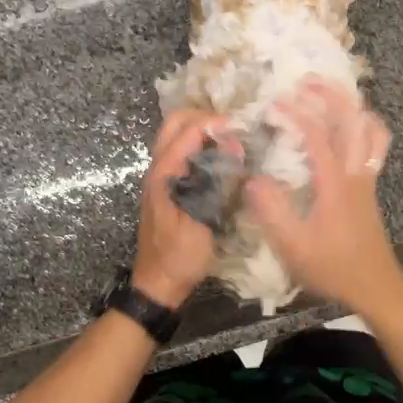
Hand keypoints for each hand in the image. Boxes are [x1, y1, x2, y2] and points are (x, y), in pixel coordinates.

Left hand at [133, 110, 234, 306]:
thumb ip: (218, 182)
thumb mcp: (203, 222)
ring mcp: (160, 177)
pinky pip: (181, 153)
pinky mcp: (167, 187)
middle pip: (176, 122)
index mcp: (164, 173)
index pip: (189, 128)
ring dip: (203, 130)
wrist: (157, 285)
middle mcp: (158, 168)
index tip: (244, 127)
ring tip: (234, 140)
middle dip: (206, 117)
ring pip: (177, 136)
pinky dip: (200, 146)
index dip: (217, 122)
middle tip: (236, 128)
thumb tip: (234, 147)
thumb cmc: (180, 257)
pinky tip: (223, 160)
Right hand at [245, 81, 402, 311]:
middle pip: (353, 120)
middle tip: (305, 83)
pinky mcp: (369, 189)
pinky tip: (344, 131)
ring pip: (370, 129)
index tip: (273, 103)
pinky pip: (373, 144)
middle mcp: (355, 173)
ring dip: (350, 107)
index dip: (297, 113)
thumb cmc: (334, 268)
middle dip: (330, 95)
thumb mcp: (294, 247)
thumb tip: (251, 180)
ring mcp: (366, 179)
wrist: (375, 286)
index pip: (318, 135)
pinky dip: (361, 126)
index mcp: (336, 184)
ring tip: (328, 97)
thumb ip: (272, 212)